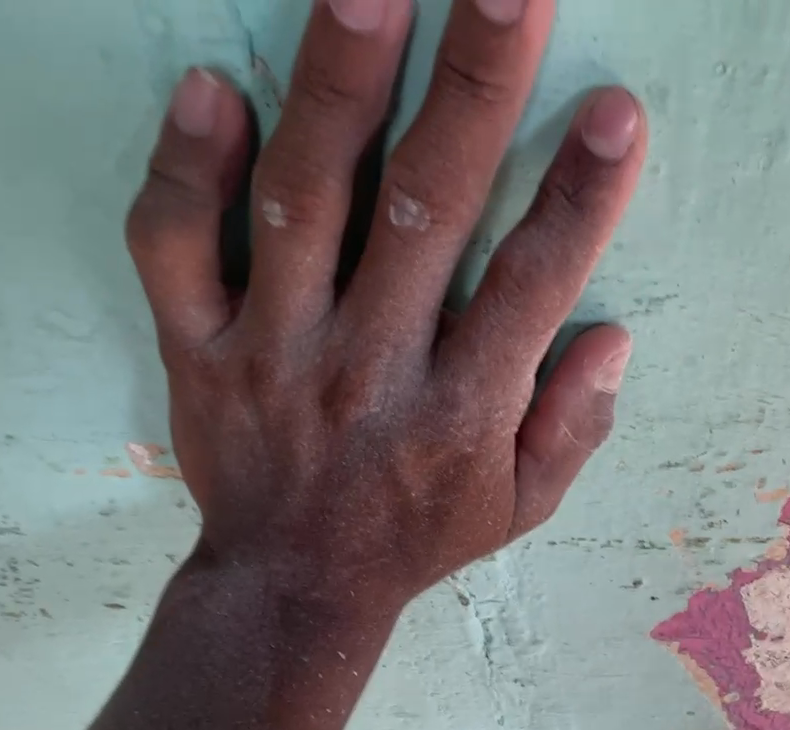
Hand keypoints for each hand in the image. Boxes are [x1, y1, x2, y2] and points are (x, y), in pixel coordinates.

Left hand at [124, 0, 646, 611]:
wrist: (296, 585)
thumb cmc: (423, 535)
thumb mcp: (524, 506)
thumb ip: (574, 426)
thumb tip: (611, 335)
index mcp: (462, 413)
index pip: (530, 289)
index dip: (577, 200)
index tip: (615, 113)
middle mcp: (370, 368)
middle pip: (425, 214)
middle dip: (473, 92)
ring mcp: (273, 353)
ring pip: (303, 203)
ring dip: (337, 87)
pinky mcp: (197, 349)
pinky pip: (174, 248)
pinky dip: (185, 166)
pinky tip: (212, 84)